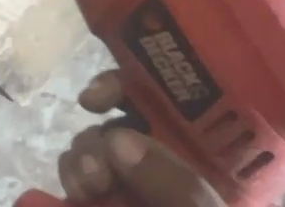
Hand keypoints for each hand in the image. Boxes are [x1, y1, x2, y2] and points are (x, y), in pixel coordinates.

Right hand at [56, 73, 224, 206]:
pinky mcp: (110, 196)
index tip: (98, 99)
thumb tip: (117, 139)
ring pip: (100, 144)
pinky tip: (74, 189)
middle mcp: (173, 164)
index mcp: (212, 162)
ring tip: (83, 186)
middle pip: (125, 121)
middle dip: (101, 135)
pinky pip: (83, 169)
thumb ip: (177, 186)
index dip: (130, 89)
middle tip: (95, 166)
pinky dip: (72, 173)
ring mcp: (139, 182)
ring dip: (83, 156)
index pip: (172, 102)